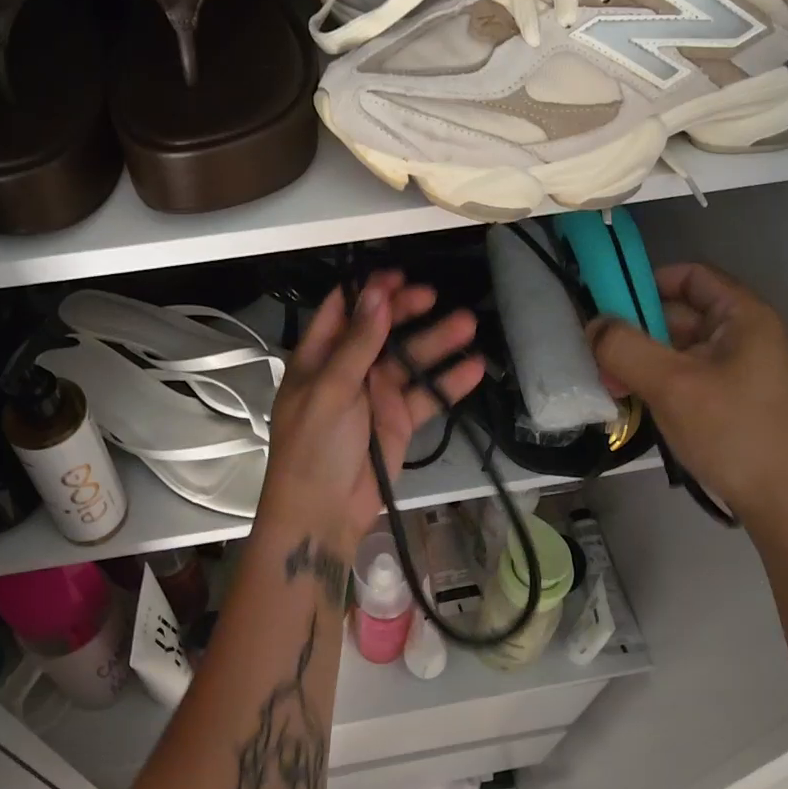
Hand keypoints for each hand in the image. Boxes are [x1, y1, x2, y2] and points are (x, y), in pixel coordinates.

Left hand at [262, 270, 484, 552]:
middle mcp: (348, 371)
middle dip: (406, 311)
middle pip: (381, 331)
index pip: (342, 311)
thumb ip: (357, 343)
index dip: (367, 291)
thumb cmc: (313, 446)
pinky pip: (426, 396)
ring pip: (409, 361)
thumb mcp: (331, 389)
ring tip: (468, 324)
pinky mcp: (398, 422)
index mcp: (319, 358)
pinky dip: (448, 383)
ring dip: (436, 343)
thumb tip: (375, 295)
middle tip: (435, 296)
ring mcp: (375, 396)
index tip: (397, 275)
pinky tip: (474, 368)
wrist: (322, 513)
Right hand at [588, 263, 787, 525]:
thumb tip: (593, 326)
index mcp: (742, 317)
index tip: (608, 305)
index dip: (647, 282)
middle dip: (634, 331)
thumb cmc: (733, 431)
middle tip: (597, 355)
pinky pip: (682, 378)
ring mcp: (736, 371)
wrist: (785, 503)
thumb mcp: (671, 384)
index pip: (690, 276)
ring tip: (610, 386)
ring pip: (675, 350)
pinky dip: (653, 383)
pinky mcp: (728, 402)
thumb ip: (625, 347)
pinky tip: (630, 403)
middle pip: (677, 314)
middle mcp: (742, 337)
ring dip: (638, 361)